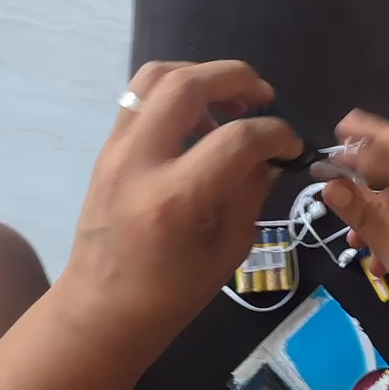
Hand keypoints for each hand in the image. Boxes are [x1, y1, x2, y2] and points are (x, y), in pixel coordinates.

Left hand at [61, 61, 301, 357]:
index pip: (237, 138)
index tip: (290, 146)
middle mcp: (140, 162)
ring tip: (229, 103)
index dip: (276, 133)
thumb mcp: (228, 249)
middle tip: (264, 96)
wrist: (98, 313)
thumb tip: (268, 154)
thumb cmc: (170, 295)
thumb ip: (251, 191)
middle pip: (187, 84)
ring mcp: (116, 150)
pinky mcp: (107, 148)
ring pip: (156, 76)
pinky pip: (141, 96)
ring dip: (202, 76)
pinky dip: (177, 92)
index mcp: (175, 198)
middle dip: (236, 77)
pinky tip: (199, 121)